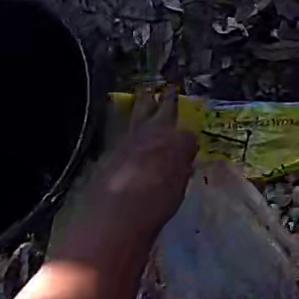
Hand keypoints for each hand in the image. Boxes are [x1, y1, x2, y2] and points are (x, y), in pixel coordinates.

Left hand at [52, 86, 198, 261]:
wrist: (116, 210)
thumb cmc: (157, 204)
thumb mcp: (177, 190)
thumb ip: (179, 173)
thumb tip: (182, 167)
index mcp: (177, 143)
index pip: (187, 137)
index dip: (188, 144)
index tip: (188, 149)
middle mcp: (154, 132)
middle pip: (164, 109)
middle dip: (168, 100)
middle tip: (170, 88)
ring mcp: (130, 136)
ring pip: (138, 110)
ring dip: (143, 102)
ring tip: (145, 90)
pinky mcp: (110, 145)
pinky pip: (120, 126)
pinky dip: (123, 121)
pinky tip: (123, 121)